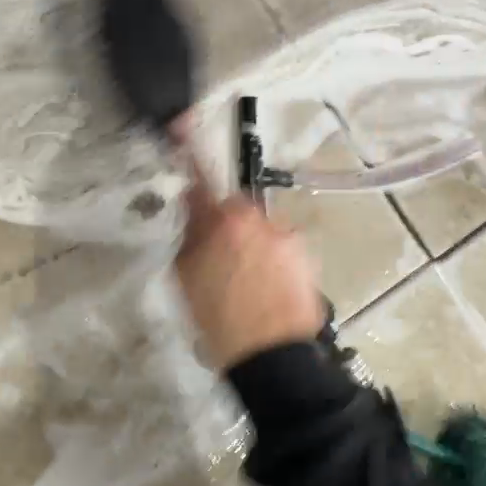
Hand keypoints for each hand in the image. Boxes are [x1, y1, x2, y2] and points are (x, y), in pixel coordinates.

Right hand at [171, 145, 326, 369]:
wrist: (273, 360)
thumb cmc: (220, 320)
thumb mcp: (185, 276)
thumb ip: (186, 233)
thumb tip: (188, 206)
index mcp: (223, 220)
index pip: (200, 176)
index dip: (188, 150)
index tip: (181, 125)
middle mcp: (257, 219)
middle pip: (233, 207)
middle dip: (224, 223)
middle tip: (213, 256)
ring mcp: (285, 237)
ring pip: (257, 229)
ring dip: (248, 242)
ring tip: (241, 281)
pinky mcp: (305, 257)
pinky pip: (279, 247)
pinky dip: (270, 258)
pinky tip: (263, 287)